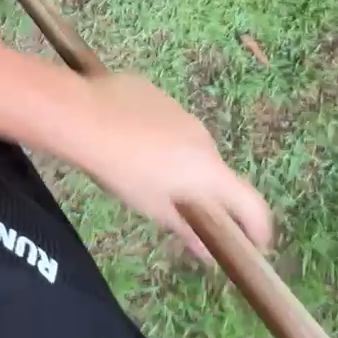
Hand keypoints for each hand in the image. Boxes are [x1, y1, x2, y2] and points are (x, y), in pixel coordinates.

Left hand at [56, 72, 273, 261]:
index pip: (251, 203)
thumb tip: (204, 250)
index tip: (253, 240)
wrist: (80, 115)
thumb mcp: (151, 206)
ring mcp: (176, 106)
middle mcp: (202, 135)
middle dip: (202, 184)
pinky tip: (124, 130)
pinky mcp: (149, 88)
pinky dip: (151, 125)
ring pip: (185, 137)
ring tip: (141, 161)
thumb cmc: (119, 168)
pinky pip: (159, 114)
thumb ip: (184, 227)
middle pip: (213, 167)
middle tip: (177, 197)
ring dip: (175, 152)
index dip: (257, 226)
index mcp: (209, 170)